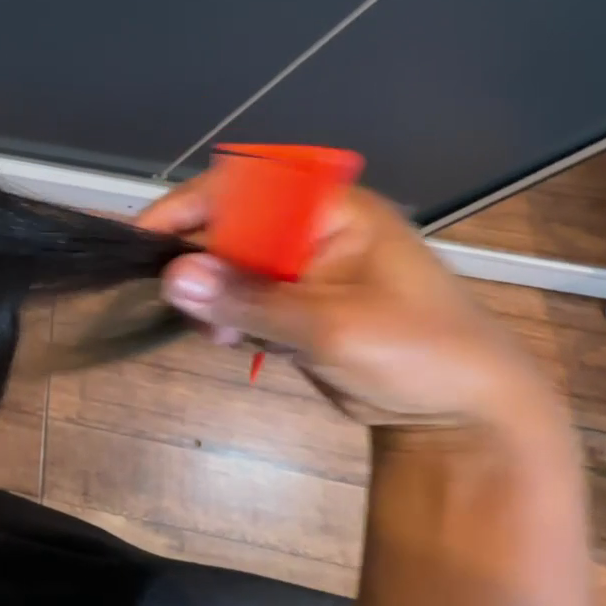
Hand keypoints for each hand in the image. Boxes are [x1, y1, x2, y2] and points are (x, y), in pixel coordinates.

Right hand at [136, 175, 553, 429]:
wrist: (462, 415)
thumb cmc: (418, 355)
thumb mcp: (329, 326)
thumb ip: (247, 298)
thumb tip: (171, 276)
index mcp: (332, 212)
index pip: (241, 189)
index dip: (187, 209)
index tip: (144, 243)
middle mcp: (310, 229)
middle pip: (224, 228)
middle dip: (200, 268)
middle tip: (192, 309)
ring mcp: (300, 266)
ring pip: (222, 267)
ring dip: (212, 300)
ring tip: (223, 334)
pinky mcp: (290, 300)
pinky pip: (234, 296)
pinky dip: (225, 318)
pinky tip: (239, 342)